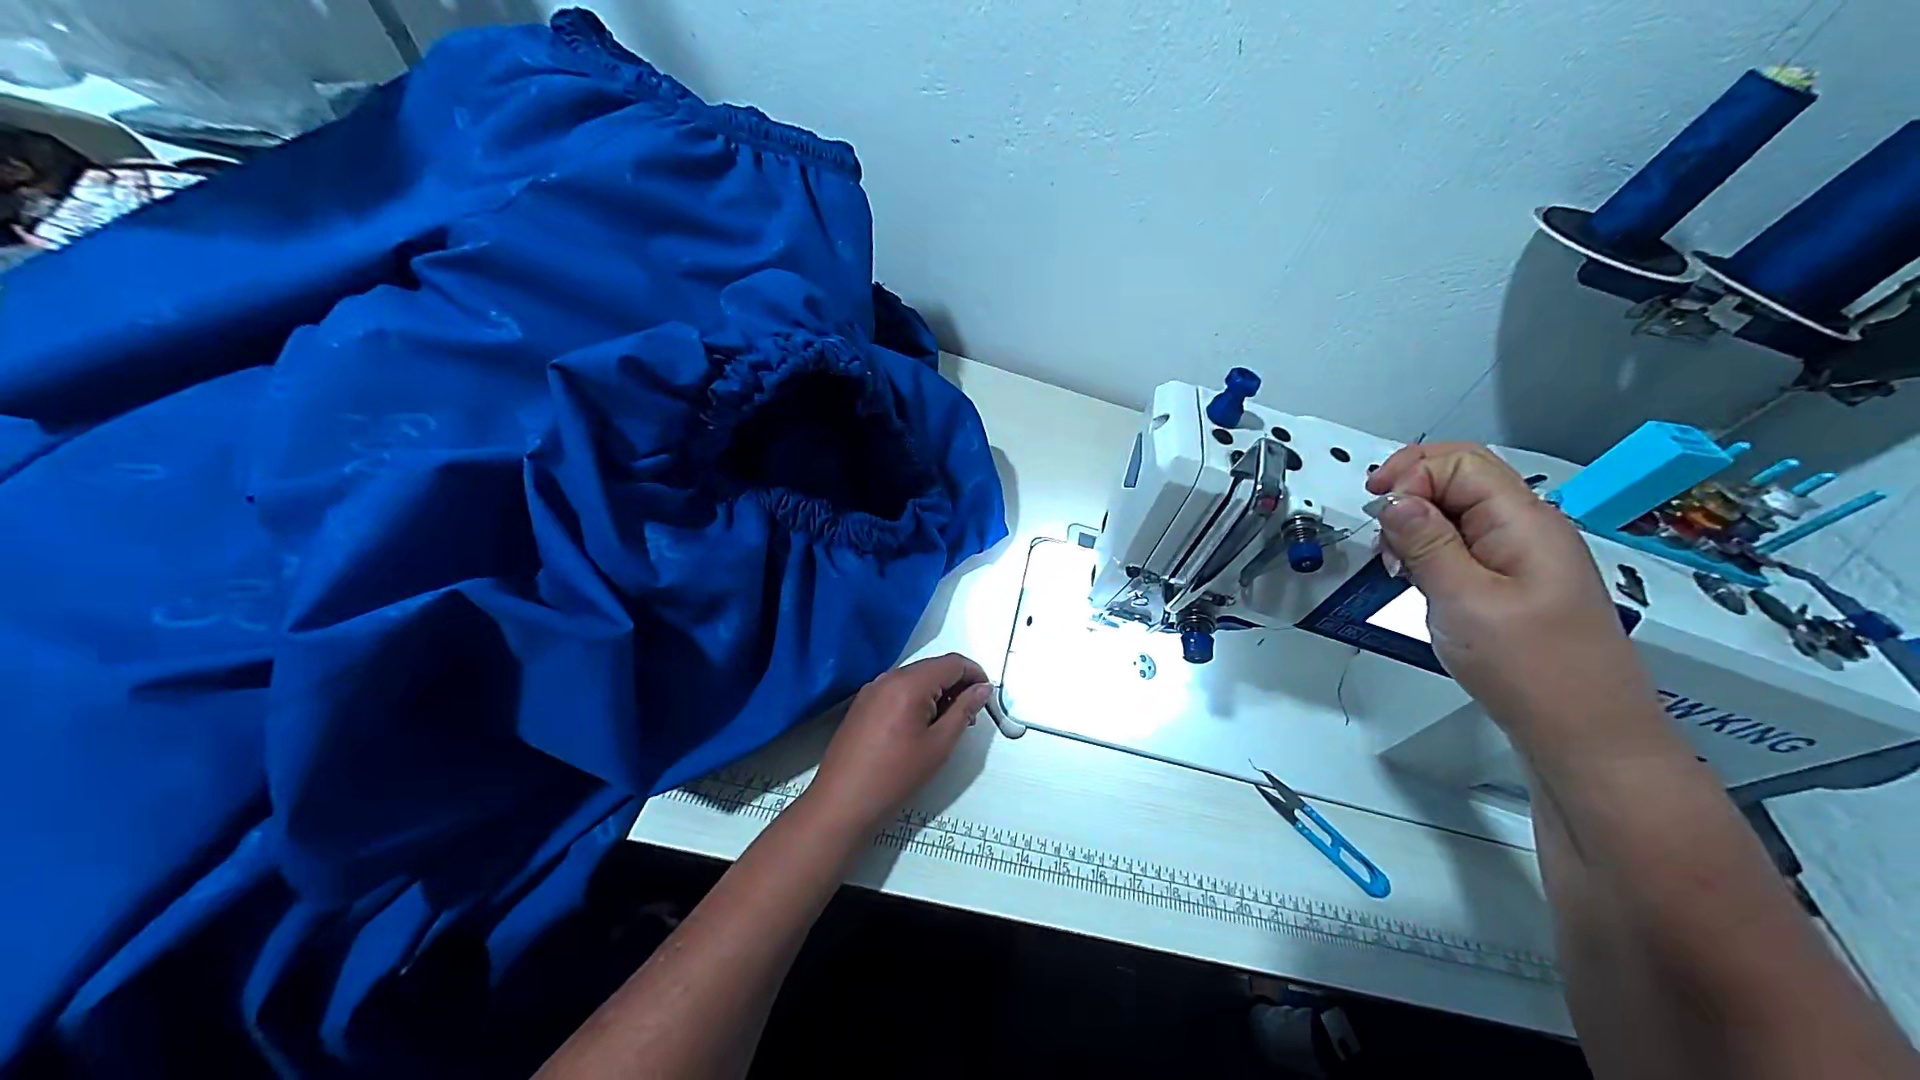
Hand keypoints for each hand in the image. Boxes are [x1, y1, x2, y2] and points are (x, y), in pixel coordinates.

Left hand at [804, 653, 991, 835]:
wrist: (842, 801)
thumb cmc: (895, 775)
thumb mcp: (939, 745)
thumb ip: (964, 711)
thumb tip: (982, 689)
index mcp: (909, 683)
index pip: (952, 663)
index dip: (975, 674)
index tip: (987, 695)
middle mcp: (888, 678)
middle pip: (933, 667)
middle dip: (956, 684)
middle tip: (971, 714)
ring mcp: (871, 690)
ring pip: (915, 678)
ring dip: (937, 692)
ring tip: (948, 724)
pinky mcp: (862, 704)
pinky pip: (897, 690)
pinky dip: (916, 698)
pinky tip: (921, 726)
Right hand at [1365, 443, 1654, 739]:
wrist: (1583, 731)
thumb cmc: (1533, 669)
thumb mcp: (1464, 600)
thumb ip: (1426, 544)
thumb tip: (1397, 499)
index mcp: (1524, 523)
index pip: (1459, 463)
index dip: (1410, 473)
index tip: (1376, 506)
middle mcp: (1527, 529)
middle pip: (1459, 478)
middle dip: (1410, 494)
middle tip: (1383, 535)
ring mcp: (1520, 555)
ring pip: (1456, 512)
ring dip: (1416, 527)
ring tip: (1400, 567)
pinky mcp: (1510, 580)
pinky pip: (1462, 545)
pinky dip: (1429, 552)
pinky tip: (1418, 580)